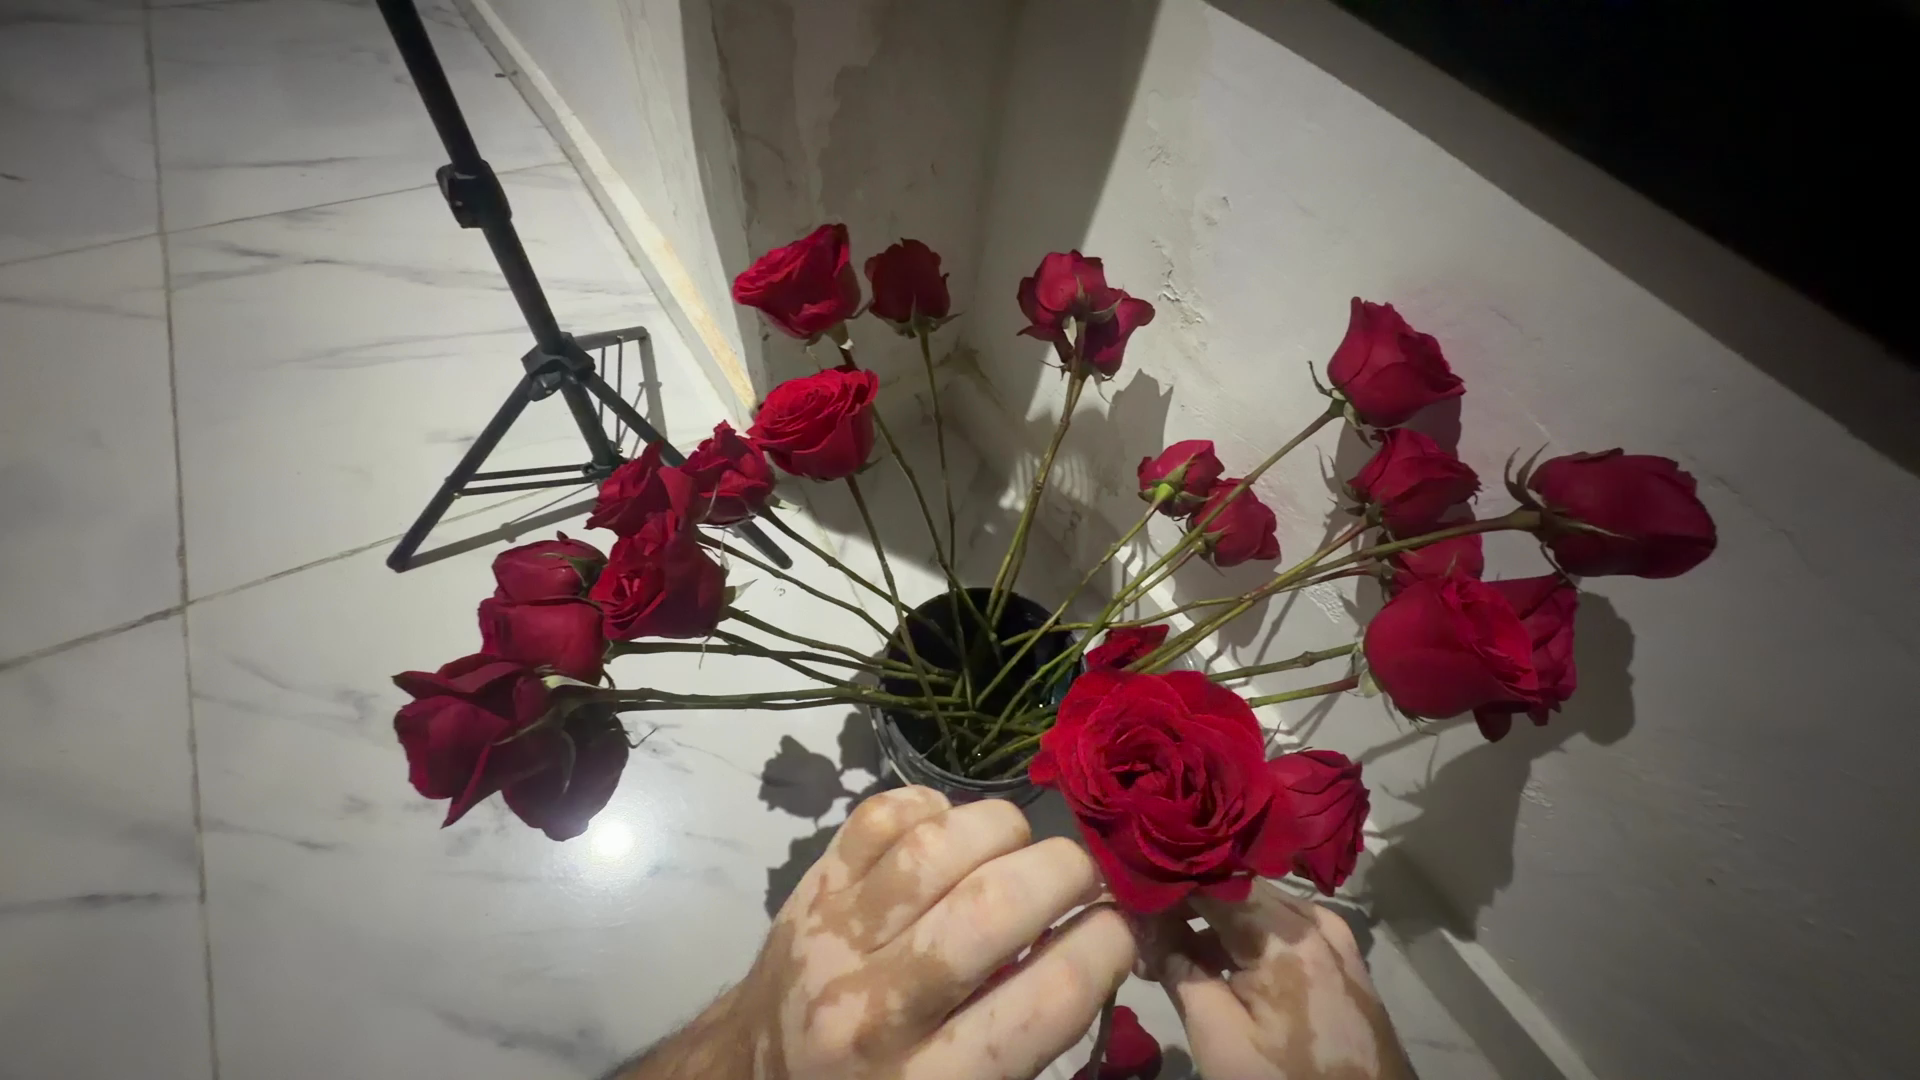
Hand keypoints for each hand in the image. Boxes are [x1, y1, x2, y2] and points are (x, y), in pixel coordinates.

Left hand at [627, 785, 1135, 1079]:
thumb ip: (1026, 1032)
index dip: (1105, 946)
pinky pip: (885, 813)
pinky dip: (934, 805)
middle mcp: (879, 1005)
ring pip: (939, 848)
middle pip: (992, 909)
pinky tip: (951, 828)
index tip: (1122, 923)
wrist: (755, 1068)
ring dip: (1004, 830)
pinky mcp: (815, 879)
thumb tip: (1098, 934)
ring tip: (1021, 846)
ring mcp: (839, 930)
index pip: (1045, 1003)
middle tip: (1085, 872)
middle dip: (1064, 872)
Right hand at [1145, 879, 1413, 1079]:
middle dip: (1180, 904)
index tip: (1123, 888)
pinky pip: (1277, 927)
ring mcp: (1332, 934)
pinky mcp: (1339, 956)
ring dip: (1206, 924)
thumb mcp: (1218, 1037)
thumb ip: (1174, 966)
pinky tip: (1209, 965)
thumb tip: (1136, 917)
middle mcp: (1313, 916)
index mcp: (1285, 931)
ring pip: (1251, 905)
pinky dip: (1239, 939)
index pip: (1206, 877)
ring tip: (1164, 954)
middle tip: (1137, 930)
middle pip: (1229, 886)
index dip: (1160, 878)